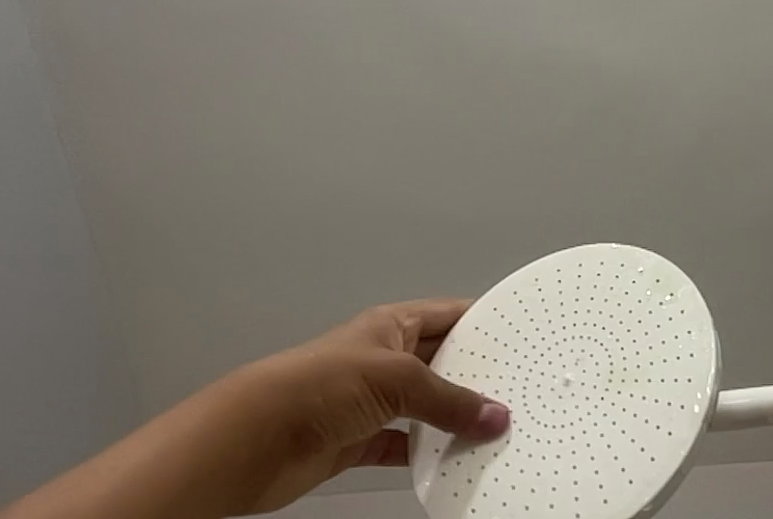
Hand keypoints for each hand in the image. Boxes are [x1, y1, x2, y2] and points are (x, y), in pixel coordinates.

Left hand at [0, 298, 508, 518]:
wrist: (249, 441)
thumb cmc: (317, 385)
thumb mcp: (397, 380)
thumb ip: (449, 401)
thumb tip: (495, 416)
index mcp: (395, 323)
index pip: (453, 314)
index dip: (487, 322)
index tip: (523, 335)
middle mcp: (386, 356)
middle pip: (443, 362)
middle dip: (477, 375)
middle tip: (517, 387)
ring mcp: (372, 399)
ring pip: (426, 406)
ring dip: (452, 418)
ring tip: (492, 426)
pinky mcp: (357, 439)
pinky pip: (403, 444)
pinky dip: (425, 452)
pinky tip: (450, 458)